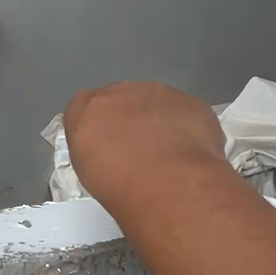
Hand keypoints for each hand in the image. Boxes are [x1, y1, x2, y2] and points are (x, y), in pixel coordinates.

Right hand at [62, 82, 231, 209]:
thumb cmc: (115, 183)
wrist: (166, 182)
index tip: (105, 146)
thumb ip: (92, 145)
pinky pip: (184, 112)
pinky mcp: (190, 101)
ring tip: (166, 153)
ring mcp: (156, 92)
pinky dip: (186, 127)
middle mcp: (117, 91)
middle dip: (128, 119)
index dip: (98, 127)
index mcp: (85, 107)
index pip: (86, 109)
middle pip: (121, 100)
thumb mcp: (86, 167)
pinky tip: (188, 152)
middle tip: (137, 150)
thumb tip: (106, 148)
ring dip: (157, 121)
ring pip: (154, 103)